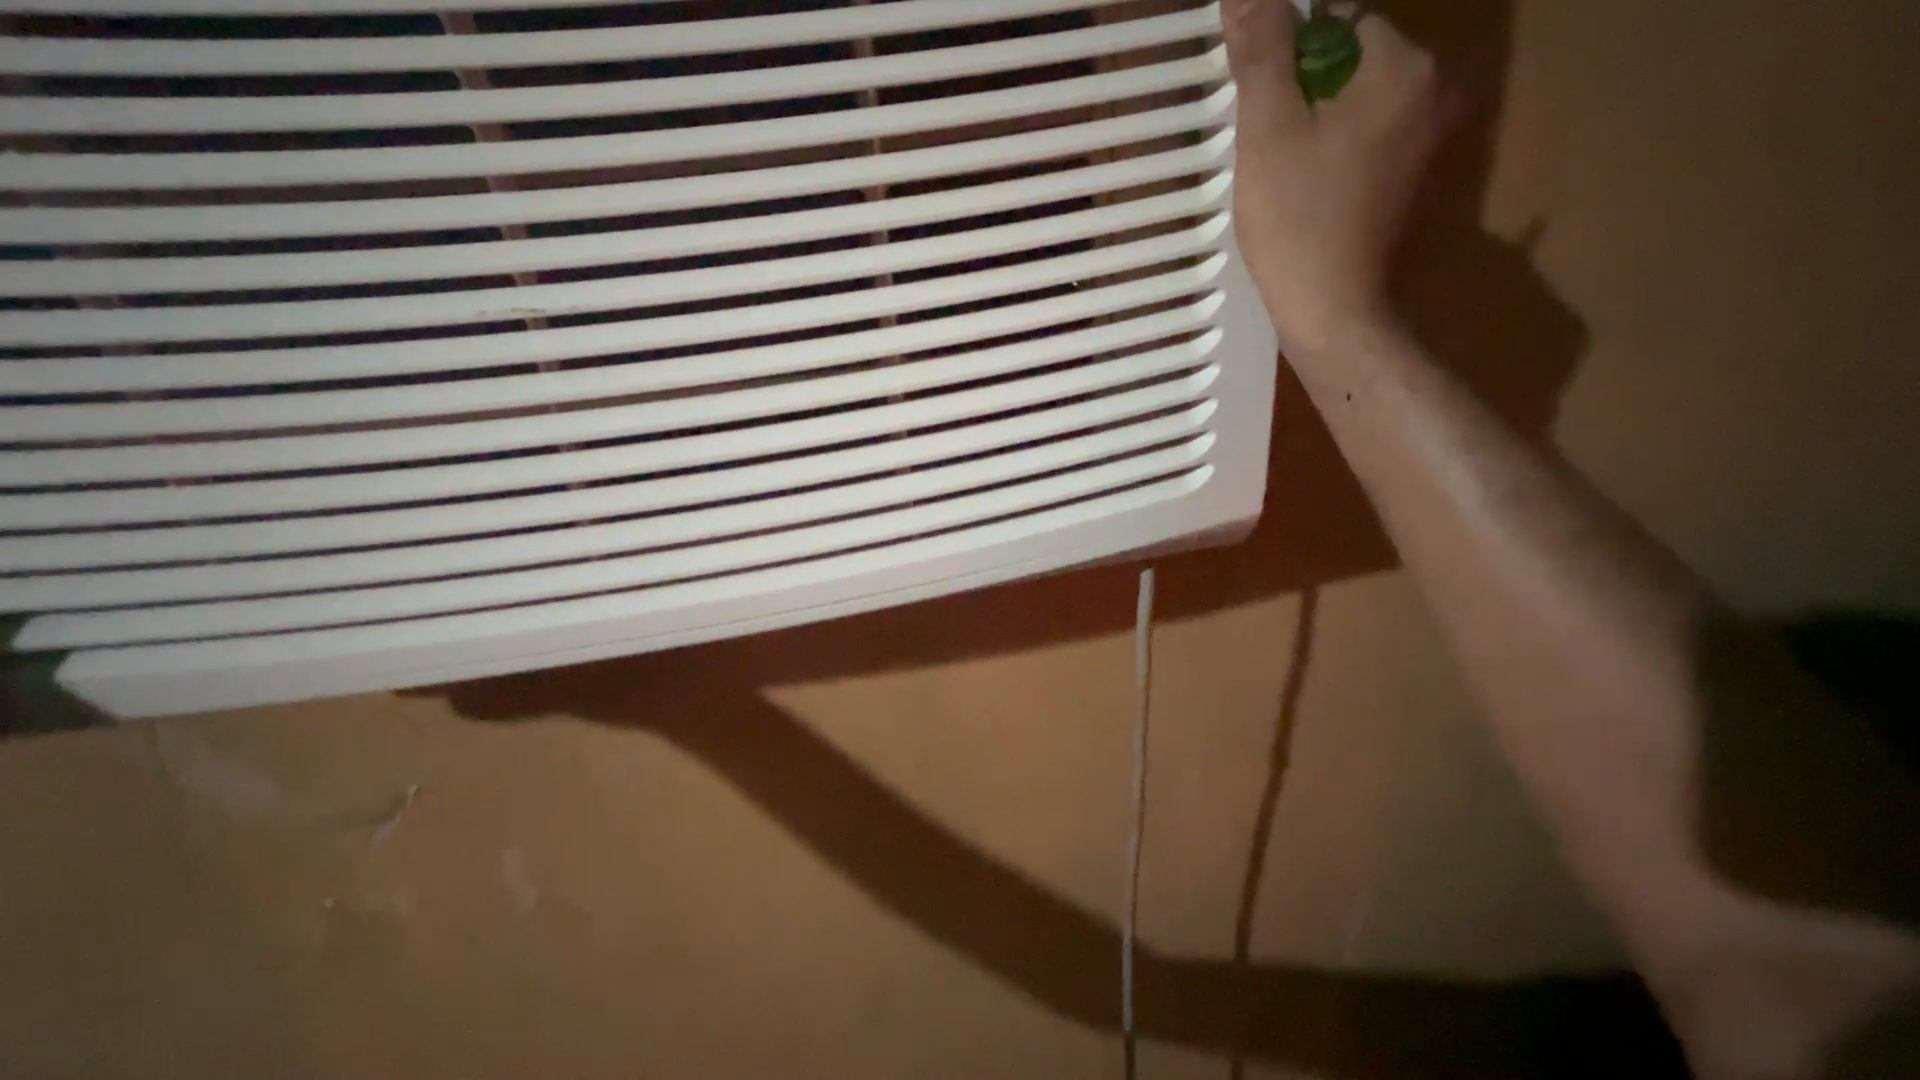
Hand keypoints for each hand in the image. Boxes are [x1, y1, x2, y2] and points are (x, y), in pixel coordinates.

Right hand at [1221, 0, 1447, 351]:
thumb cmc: (1296, 219)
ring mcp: (1423, 133)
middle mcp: (1430, 89)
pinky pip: (1363, 129)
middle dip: (1299, 81)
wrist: (1331, 308)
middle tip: (1264, 133)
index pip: (1337, 15)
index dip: (1287, 47)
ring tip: (1277, 159)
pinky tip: (1301, 178)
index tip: (1259, 94)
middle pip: (1349, 53)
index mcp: (1402, 66)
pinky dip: (1329, 140)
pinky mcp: (1408, 169)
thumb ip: (1262, 49)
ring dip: (1310, 112)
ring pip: (1353, 94)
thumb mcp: (1268, 129)